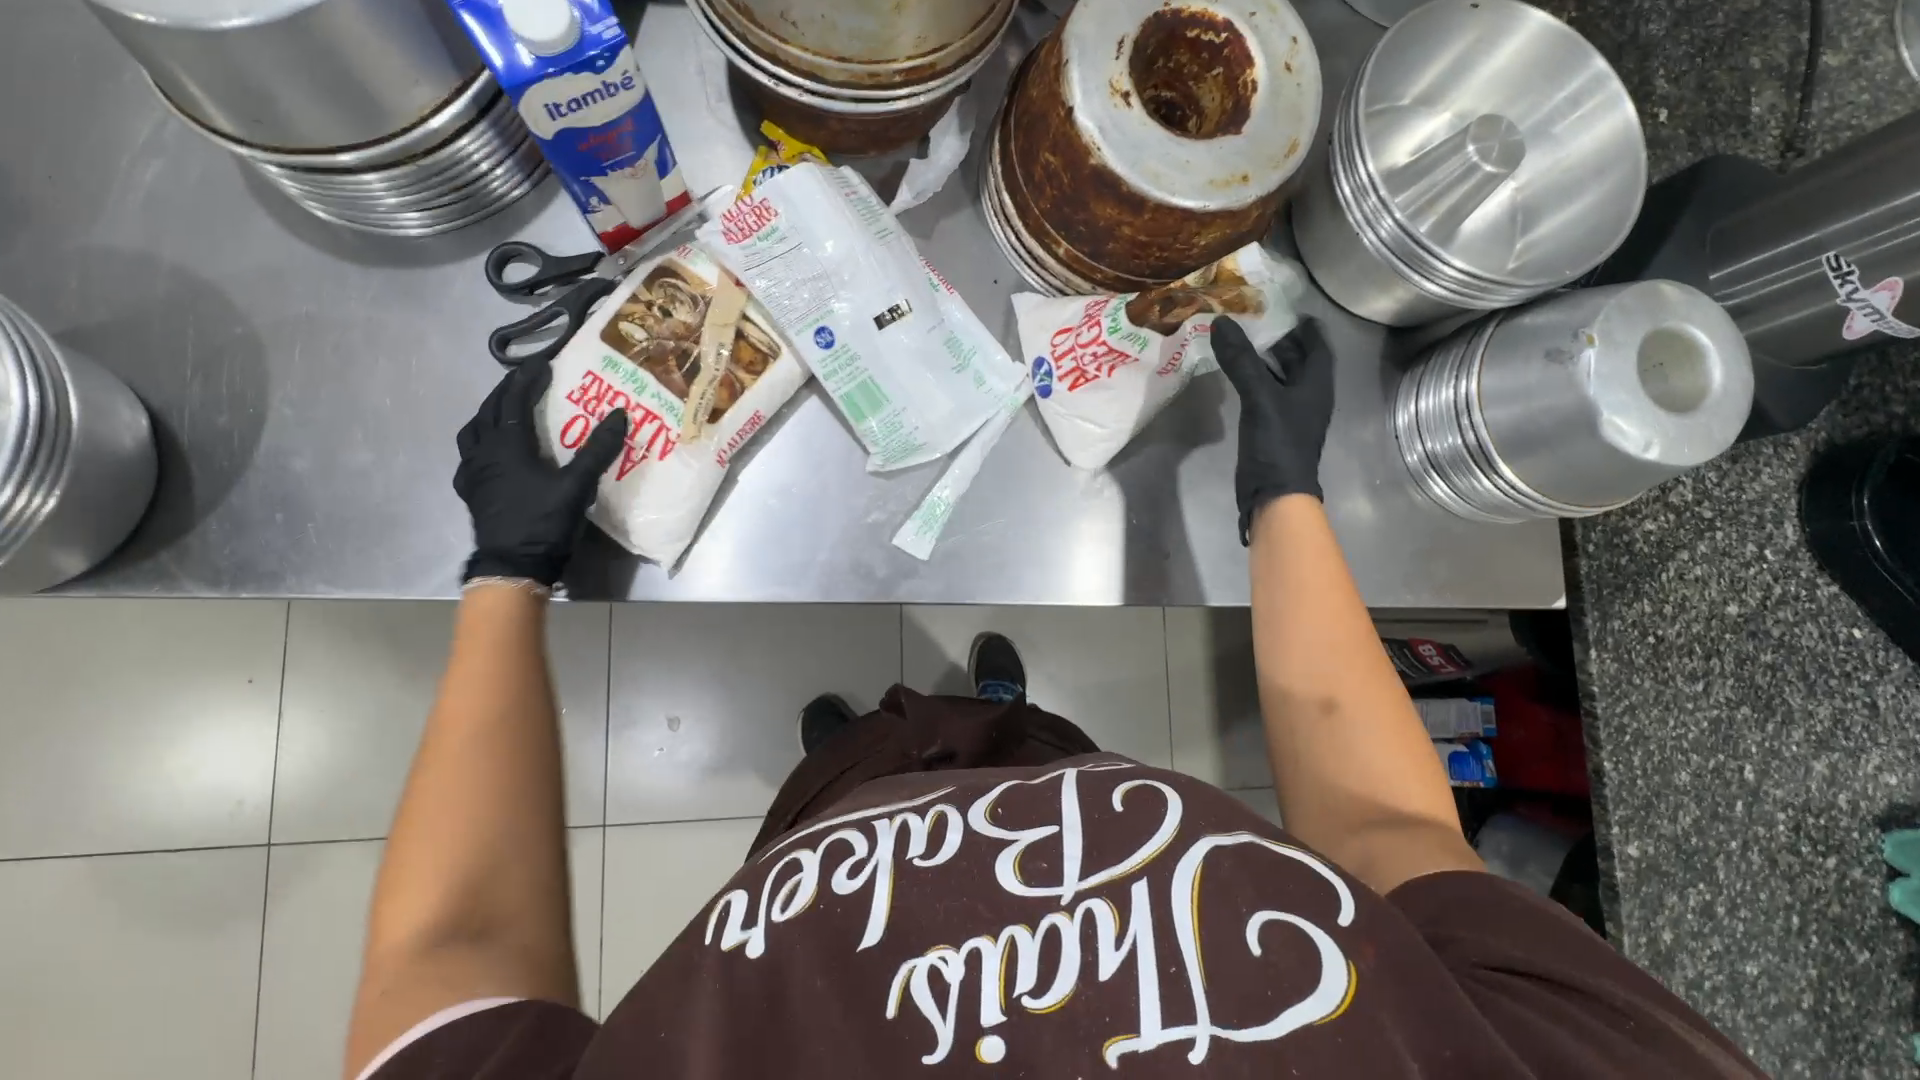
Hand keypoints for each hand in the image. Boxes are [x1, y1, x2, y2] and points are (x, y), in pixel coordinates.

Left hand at [454, 359, 628, 585]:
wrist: (514, 564)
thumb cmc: (545, 522)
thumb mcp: (578, 485)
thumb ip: (598, 449)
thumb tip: (619, 414)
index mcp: (507, 444)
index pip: (514, 399)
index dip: (528, 378)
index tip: (544, 364)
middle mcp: (483, 451)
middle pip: (490, 410)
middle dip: (506, 391)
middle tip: (525, 380)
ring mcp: (472, 472)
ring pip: (473, 431)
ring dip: (488, 414)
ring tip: (505, 410)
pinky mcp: (470, 491)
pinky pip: (469, 457)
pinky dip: (480, 445)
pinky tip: (490, 452)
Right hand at [1214, 316, 1335, 543]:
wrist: (1274, 492)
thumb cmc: (1277, 442)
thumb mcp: (1260, 397)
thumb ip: (1241, 360)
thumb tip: (1221, 321)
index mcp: (1316, 384)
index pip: (1317, 343)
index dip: (1303, 323)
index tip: (1281, 305)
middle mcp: (1308, 395)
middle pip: (1299, 358)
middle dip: (1280, 338)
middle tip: (1254, 317)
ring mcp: (1290, 413)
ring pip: (1280, 376)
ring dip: (1264, 358)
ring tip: (1240, 339)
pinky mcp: (1272, 426)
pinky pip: (1265, 393)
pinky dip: (1253, 379)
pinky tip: (1235, 373)